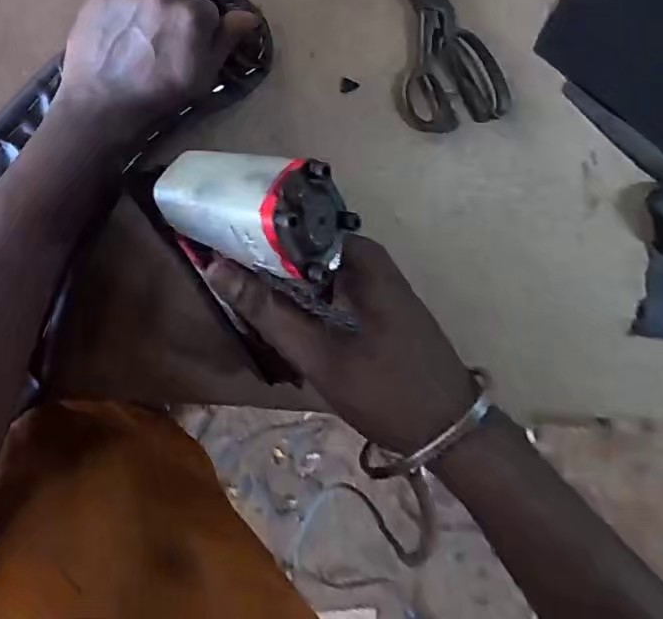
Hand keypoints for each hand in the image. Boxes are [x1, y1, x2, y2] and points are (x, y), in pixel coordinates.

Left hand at [53, 0, 257, 135]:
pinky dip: (124, 2)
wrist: (100, 106)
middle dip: (175, 15)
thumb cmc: (157, 97)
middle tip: (159, 42)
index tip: (185, 48)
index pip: (208, 10)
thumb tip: (246, 15)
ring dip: (149, 7)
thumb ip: (225, 40)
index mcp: (194, 14)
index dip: (199, 30)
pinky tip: (118, 26)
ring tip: (136, 35)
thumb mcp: (202, 77)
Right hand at [203, 236, 478, 453]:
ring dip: (272, 277)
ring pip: (303, 264)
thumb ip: (265, 309)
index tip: (209, 242)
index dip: (245, 233)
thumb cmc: (387, 392)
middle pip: (293, 243)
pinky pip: (319, 281)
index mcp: (356, 255)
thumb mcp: (317, 355)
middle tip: (215, 269)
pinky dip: (293, 292)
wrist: (454, 436)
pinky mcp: (369, 296)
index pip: (286, 226)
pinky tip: (270, 308)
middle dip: (255, 257)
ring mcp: (369, 275)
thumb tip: (213, 266)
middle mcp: (364, 254)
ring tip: (232, 285)